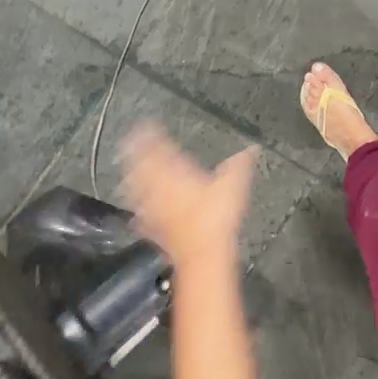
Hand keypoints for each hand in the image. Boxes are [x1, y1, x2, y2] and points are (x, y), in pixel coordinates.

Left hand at [118, 123, 257, 269]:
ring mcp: (154, 210)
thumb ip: (240, 164)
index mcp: (176, 173)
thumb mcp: (234, 185)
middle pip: (141, 167)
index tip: (144, 126)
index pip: (158, 149)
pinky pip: (142, 219)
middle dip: (133, 154)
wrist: (202, 252)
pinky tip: (137, 215)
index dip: (149, 136)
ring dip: (130, 180)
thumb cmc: (216, 216)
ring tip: (126, 173)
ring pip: (136, 190)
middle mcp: (160, 189)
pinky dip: (139, 214)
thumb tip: (252, 148)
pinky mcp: (154, 230)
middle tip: (128, 143)